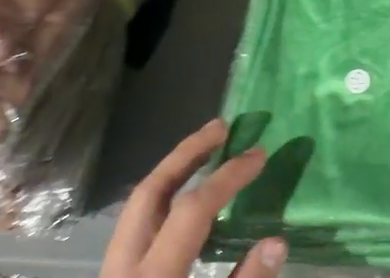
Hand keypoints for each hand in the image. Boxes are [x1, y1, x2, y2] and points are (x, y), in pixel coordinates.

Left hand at [101, 119, 287, 277]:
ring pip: (138, 205)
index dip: (228, 178)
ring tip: (208, 150)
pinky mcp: (115, 276)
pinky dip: (164, 199)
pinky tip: (189, 200)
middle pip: (150, 192)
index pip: (191, 209)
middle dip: (187, 154)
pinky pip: (137, 224)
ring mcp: (112, 271)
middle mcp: (124, 267)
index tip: (259, 155)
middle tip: (222, 127)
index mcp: (153, 276)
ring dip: (174, 172)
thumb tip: (277, 242)